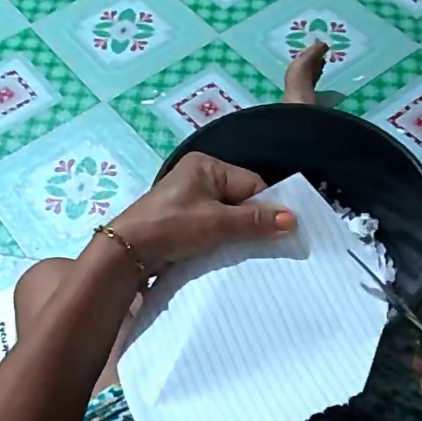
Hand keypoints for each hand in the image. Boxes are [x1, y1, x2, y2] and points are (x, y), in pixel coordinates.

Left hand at [105, 152, 294, 271]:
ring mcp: (190, 200)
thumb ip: (256, 221)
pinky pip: (215, 227)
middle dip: (253, 222)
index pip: (251, 185)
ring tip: (250, 251)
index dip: (267, 208)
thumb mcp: (218, 223)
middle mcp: (199, 178)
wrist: (128, 253)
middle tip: (270, 244)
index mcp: (207, 166)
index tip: (282, 231)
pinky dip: (224, 240)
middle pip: (241, 200)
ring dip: (239, 234)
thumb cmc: (172, 227)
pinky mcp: (184, 221)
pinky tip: (230, 253)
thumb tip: (293, 220)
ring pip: (229, 216)